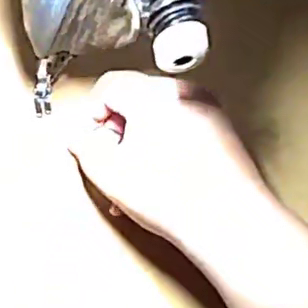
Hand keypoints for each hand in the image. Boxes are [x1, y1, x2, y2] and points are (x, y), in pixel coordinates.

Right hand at [65, 71, 283, 260]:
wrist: (225, 221)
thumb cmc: (175, 197)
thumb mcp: (108, 173)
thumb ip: (85, 147)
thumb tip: (81, 139)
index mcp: (153, 94)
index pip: (110, 86)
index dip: (93, 115)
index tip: (91, 139)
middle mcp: (185, 93)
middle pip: (136, 100)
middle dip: (118, 131)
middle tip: (112, 163)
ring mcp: (209, 110)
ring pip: (160, 117)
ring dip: (141, 144)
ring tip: (137, 180)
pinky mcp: (223, 132)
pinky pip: (183, 130)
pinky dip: (167, 149)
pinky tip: (162, 181)